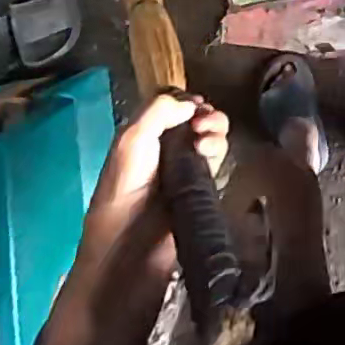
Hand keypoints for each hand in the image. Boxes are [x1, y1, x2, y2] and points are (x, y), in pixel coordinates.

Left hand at [82, 92, 229, 275]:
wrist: (133, 245)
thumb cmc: (125, 189)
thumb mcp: (131, 141)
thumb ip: (159, 112)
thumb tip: (192, 105)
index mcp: (142, 132)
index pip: (170, 103)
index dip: (185, 99)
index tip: (193, 104)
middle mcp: (165, 145)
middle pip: (196, 115)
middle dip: (204, 113)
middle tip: (200, 124)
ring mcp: (186, 164)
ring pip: (211, 133)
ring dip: (214, 129)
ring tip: (205, 140)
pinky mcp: (203, 183)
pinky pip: (219, 157)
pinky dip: (219, 149)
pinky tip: (208, 155)